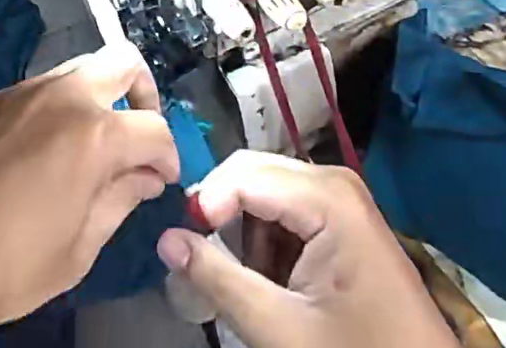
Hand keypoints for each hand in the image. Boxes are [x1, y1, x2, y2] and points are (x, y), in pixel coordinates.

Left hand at [0, 42, 180, 346]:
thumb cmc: (8, 266)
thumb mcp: (80, 247)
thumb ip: (121, 199)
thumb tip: (146, 175)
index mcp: (93, 133)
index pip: (155, 128)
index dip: (169, 157)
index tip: (164, 180)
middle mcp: (63, 95)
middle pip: (123, 60)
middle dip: (144, 93)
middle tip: (139, 138)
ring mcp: (25, 90)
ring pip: (82, 66)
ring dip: (102, 95)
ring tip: (96, 145)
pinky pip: (46, 85)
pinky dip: (65, 104)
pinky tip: (51, 148)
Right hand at [157, 152, 457, 347]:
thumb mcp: (282, 331)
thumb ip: (217, 279)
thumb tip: (164, 239)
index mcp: (327, 196)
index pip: (241, 175)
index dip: (205, 205)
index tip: (184, 247)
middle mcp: (332, 180)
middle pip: (251, 174)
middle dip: (222, 216)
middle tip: (201, 262)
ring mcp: (339, 196)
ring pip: (262, 191)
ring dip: (243, 231)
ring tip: (244, 283)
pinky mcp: (341, 216)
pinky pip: (284, 207)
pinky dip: (266, 239)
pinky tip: (274, 280)